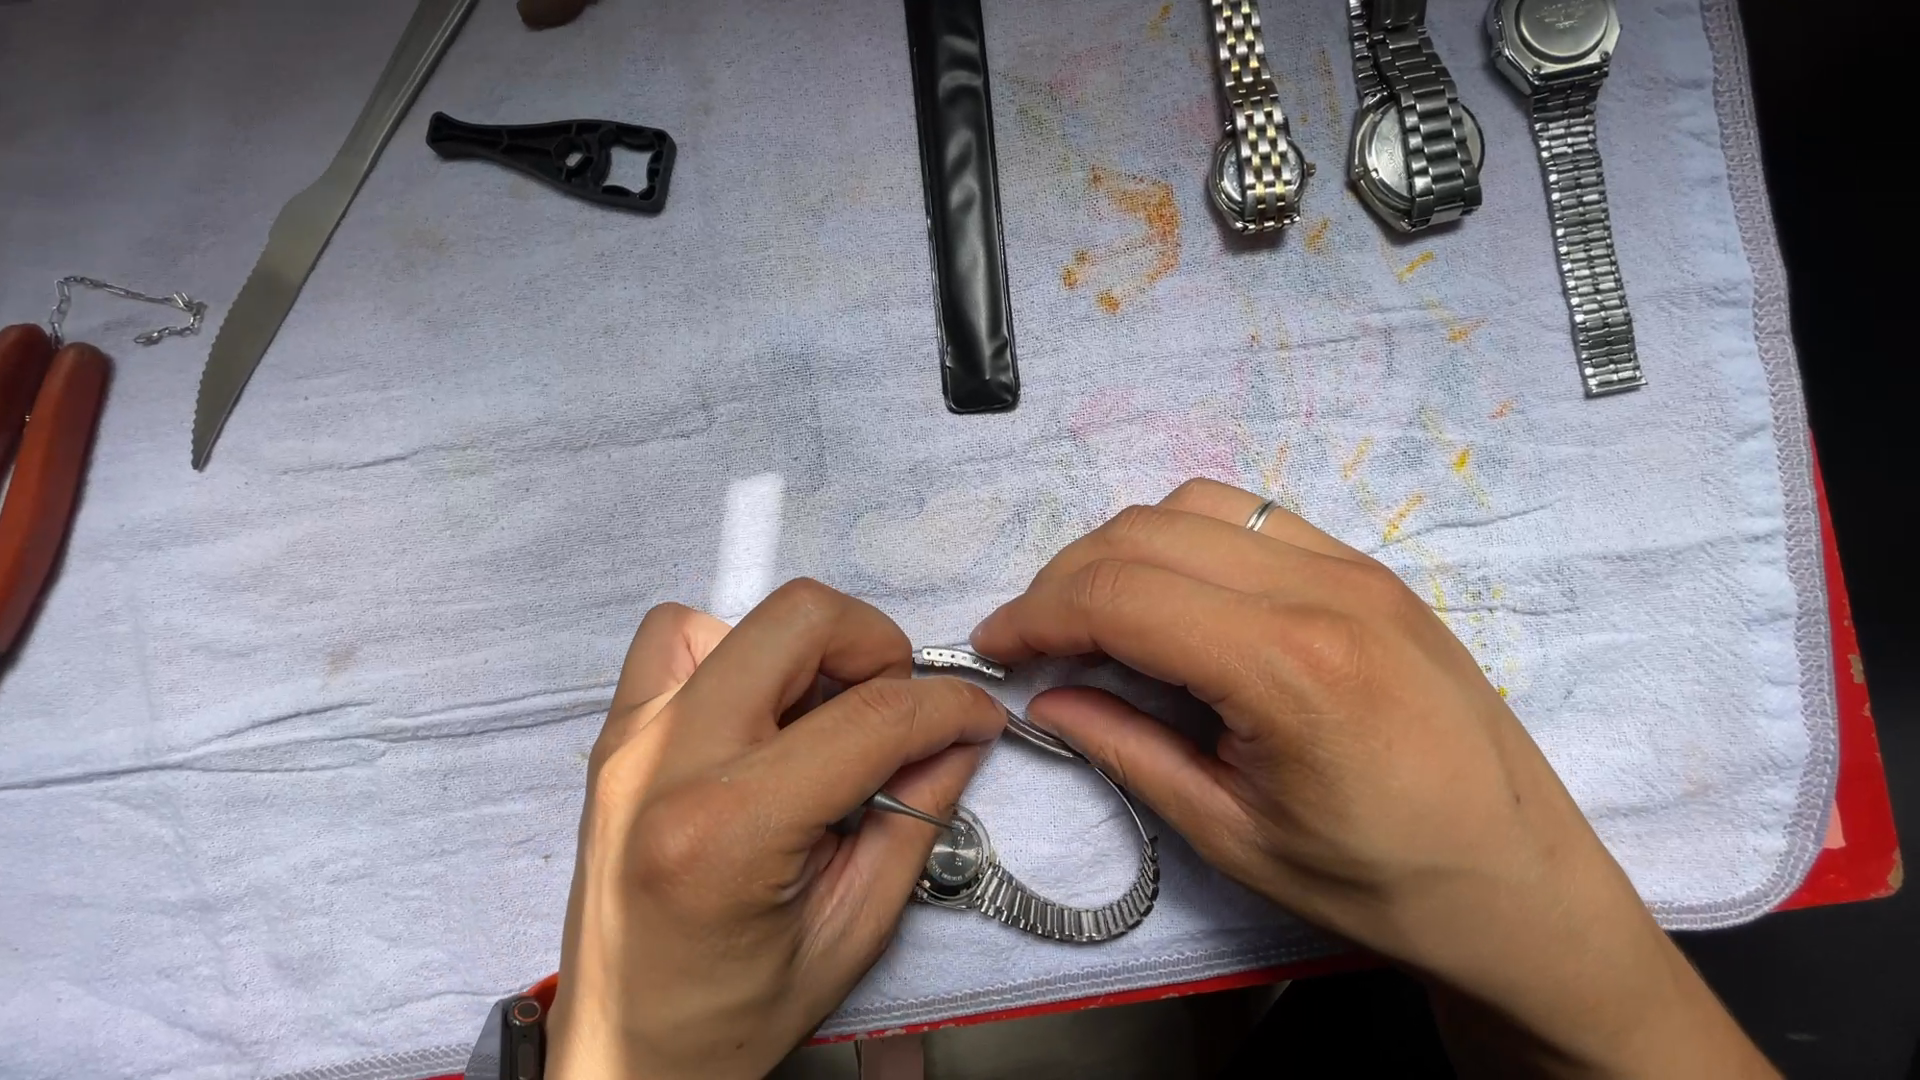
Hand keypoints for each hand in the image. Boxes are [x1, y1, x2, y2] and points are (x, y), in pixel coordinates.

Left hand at [546, 581, 1004, 1079]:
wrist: (620, 1053)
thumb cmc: (738, 1011)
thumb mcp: (854, 927)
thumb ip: (918, 815)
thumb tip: (962, 733)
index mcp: (731, 827)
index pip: (871, 717)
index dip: (947, 705)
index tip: (980, 717)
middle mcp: (670, 756)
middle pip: (800, 619)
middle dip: (876, 647)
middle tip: (894, 710)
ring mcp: (630, 734)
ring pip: (738, 615)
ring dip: (804, 648)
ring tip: (820, 716)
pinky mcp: (614, 731)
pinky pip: (675, 636)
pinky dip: (733, 648)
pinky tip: (756, 710)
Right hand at [971, 479, 1773, 1077]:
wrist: (1528, 887)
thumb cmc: (1379, 884)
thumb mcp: (1231, 835)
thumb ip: (1126, 750)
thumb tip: (1047, 697)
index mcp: (1289, 668)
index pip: (1120, 596)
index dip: (1036, 614)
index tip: (994, 646)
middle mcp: (1321, 589)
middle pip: (1142, 536)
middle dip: (1062, 580)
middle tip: (1032, 638)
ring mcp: (1352, 565)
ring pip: (1188, 507)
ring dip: (1118, 551)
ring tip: (1092, 613)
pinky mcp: (1367, 566)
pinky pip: (1244, 516)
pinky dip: (1178, 539)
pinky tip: (1171, 594)